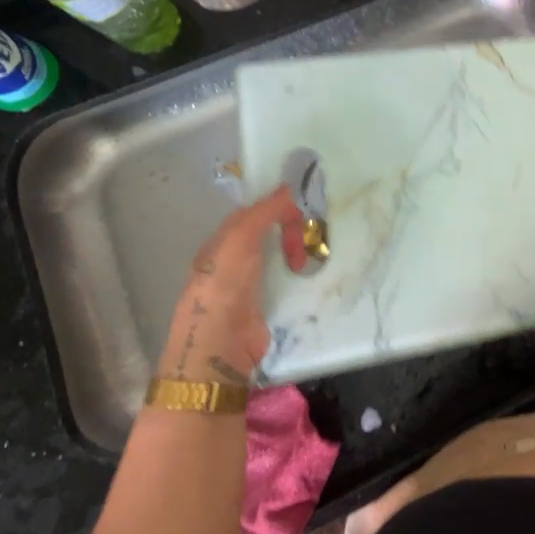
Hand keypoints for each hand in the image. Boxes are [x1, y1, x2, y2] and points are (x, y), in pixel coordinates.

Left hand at [158, 186, 306, 386]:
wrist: (221, 346)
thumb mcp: (240, 239)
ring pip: (277, 260)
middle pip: (267, 237)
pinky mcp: (263, 310)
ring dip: (297, 255)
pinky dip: (300, 279)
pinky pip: (285, 285)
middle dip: (290, 233)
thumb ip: (262, 212)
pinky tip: (309, 279)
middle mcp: (232, 264)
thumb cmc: (225, 285)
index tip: (301, 213)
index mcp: (221, 245)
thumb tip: (286, 187)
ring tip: (313, 258)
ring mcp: (248, 289)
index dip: (277, 210)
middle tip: (310, 239)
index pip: (253, 216)